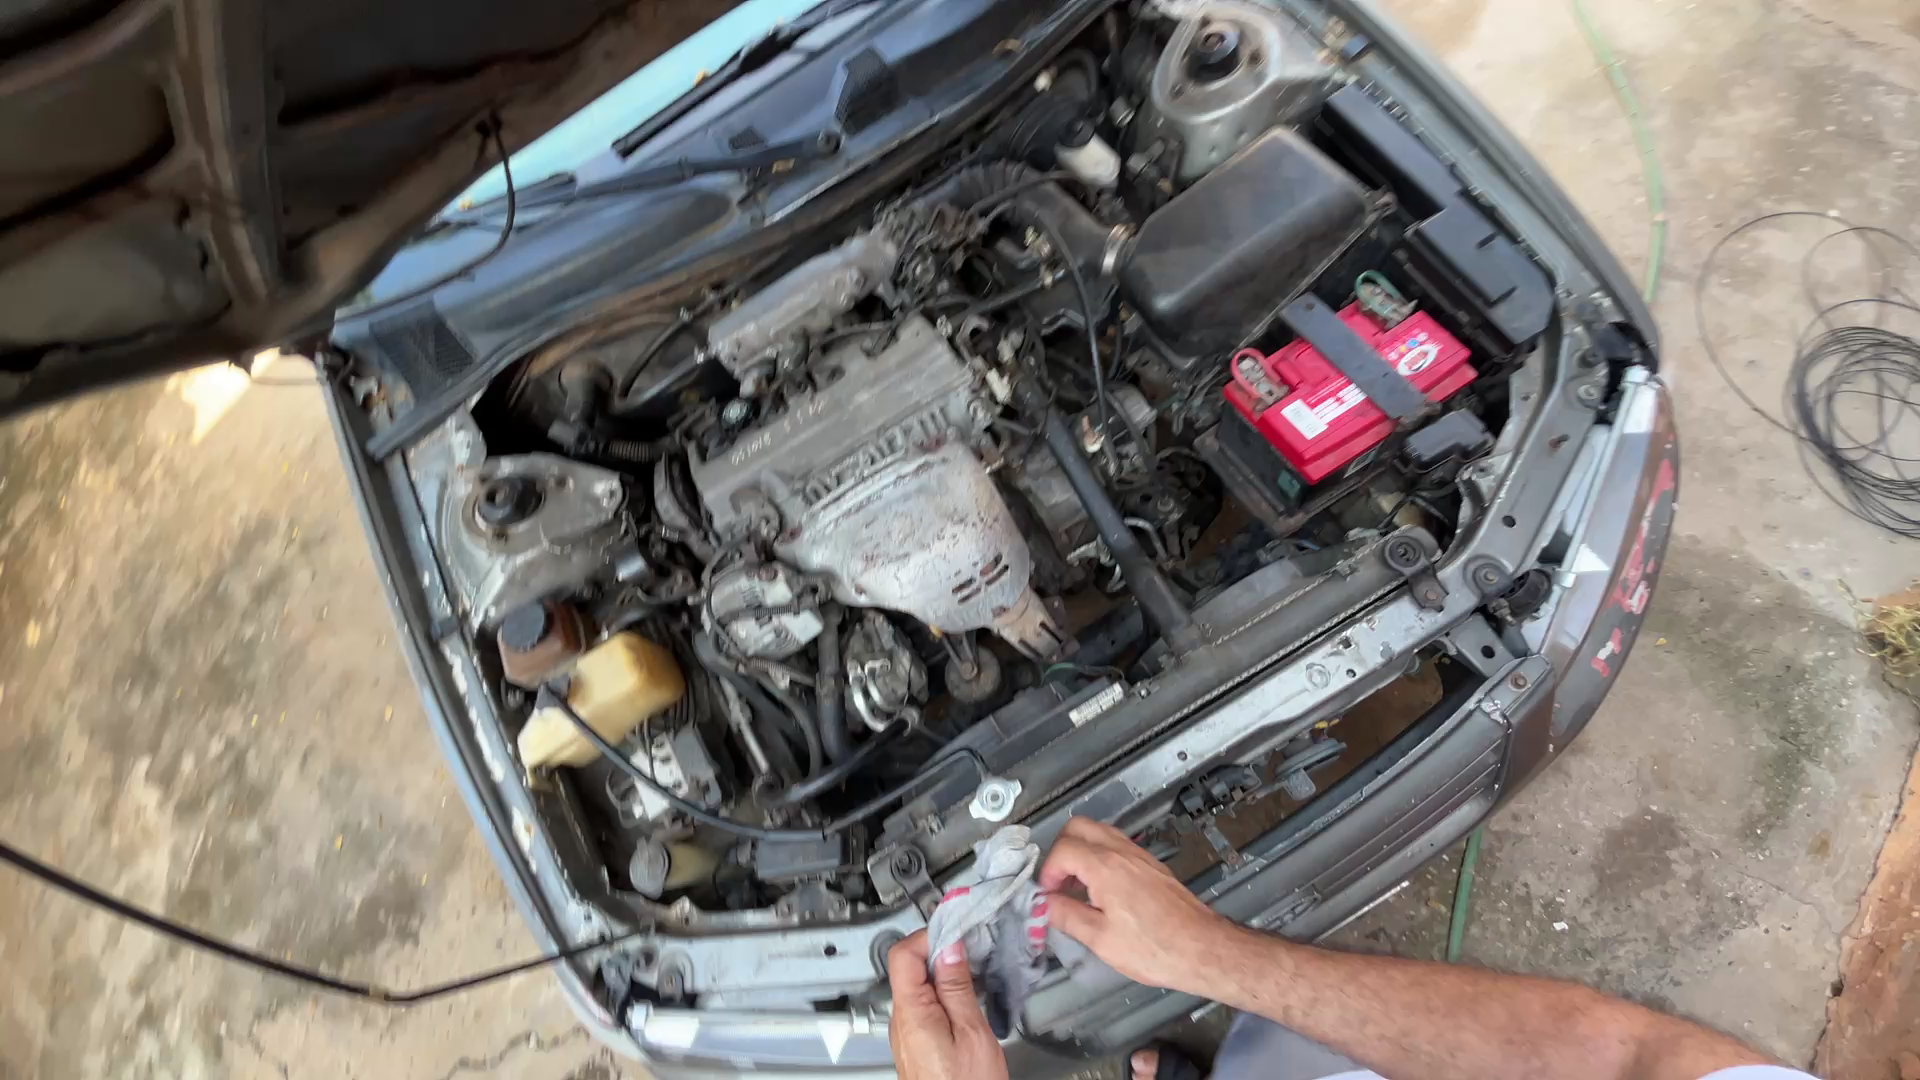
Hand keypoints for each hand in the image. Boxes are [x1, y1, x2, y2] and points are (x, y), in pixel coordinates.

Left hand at [886, 930, 1008, 1079]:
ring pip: (918, 986)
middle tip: (970, 953)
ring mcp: (907, 1033)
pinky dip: (943, 994)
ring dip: (944, 974)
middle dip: (941, 953)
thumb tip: (950, 947)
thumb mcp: (972, 1033)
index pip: (903, 953)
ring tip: (971, 977)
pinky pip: (924, 1005)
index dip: (930, 936)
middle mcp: (901, 1022)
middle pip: (909, 967)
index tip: (957, 934)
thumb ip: (957, 987)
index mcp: (911, 1013)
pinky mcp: (916, 1043)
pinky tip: (964, 1000)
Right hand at [1039, 816, 1241, 996]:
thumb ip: (1067, 916)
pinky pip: (1115, 841)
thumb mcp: (1101, 940)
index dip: (1048, 871)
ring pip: (1098, 829)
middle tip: (1058, 880)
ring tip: (1077, 883)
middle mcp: (1120, 851)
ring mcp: (1137, 853)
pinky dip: (1099, 853)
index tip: (1048, 894)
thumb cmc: (1155, 948)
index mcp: (1104, 866)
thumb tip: (1045, 904)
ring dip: (1080, 848)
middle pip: (1077, 826)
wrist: (1202, 948)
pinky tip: (1100, 885)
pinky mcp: (1149, 862)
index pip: (1062, 850)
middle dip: (1060, 849)